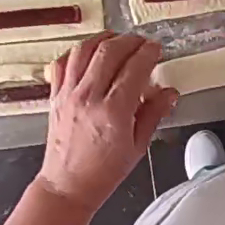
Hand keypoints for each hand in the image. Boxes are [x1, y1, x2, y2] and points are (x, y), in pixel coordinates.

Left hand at [35, 33, 177, 210]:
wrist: (68, 185)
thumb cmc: (102, 172)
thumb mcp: (138, 145)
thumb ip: (154, 114)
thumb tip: (169, 94)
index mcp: (114, 112)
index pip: (135, 68)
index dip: (148, 53)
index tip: (156, 50)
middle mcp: (89, 98)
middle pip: (110, 51)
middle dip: (130, 41)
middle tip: (141, 43)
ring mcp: (69, 95)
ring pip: (84, 50)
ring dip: (104, 39)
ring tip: (117, 41)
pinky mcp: (55, 96)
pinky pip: (63, 63)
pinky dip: (77, 52)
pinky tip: (89, 53)